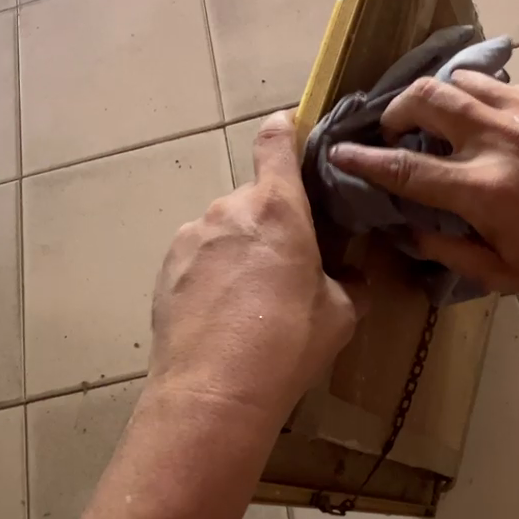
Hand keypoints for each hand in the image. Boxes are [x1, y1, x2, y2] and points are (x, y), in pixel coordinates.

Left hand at [148, 112, 362, 424]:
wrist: (212, 392)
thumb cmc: (286, 345)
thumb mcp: (340, 315)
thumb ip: (350, 282)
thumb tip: (352, 275)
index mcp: (277, 208)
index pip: (275, 143)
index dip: (283, 128)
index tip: (287, 126)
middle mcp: (229, 209)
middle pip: (254, 200)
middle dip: (270, 223)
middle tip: (284, 266)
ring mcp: (192, 236)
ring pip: (224, 229)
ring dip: (238, 249)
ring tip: (248, 300)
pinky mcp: (166, 265)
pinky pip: (197, 255)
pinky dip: (210, 271)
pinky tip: (219, 313)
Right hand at [328, 73, 518, 301]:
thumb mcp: (502, 273)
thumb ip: (444, 249)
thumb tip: (405, 225)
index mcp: (483, 190)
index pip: (403, 166)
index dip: (362, 158)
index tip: (339, 151)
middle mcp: (502, 140)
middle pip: (424, 99)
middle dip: (396, 109)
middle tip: (397, 127)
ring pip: (462, 81)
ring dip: (440, 98)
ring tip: (443, 117)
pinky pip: (505, 86)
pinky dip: (485, 99)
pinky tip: (495, 122)